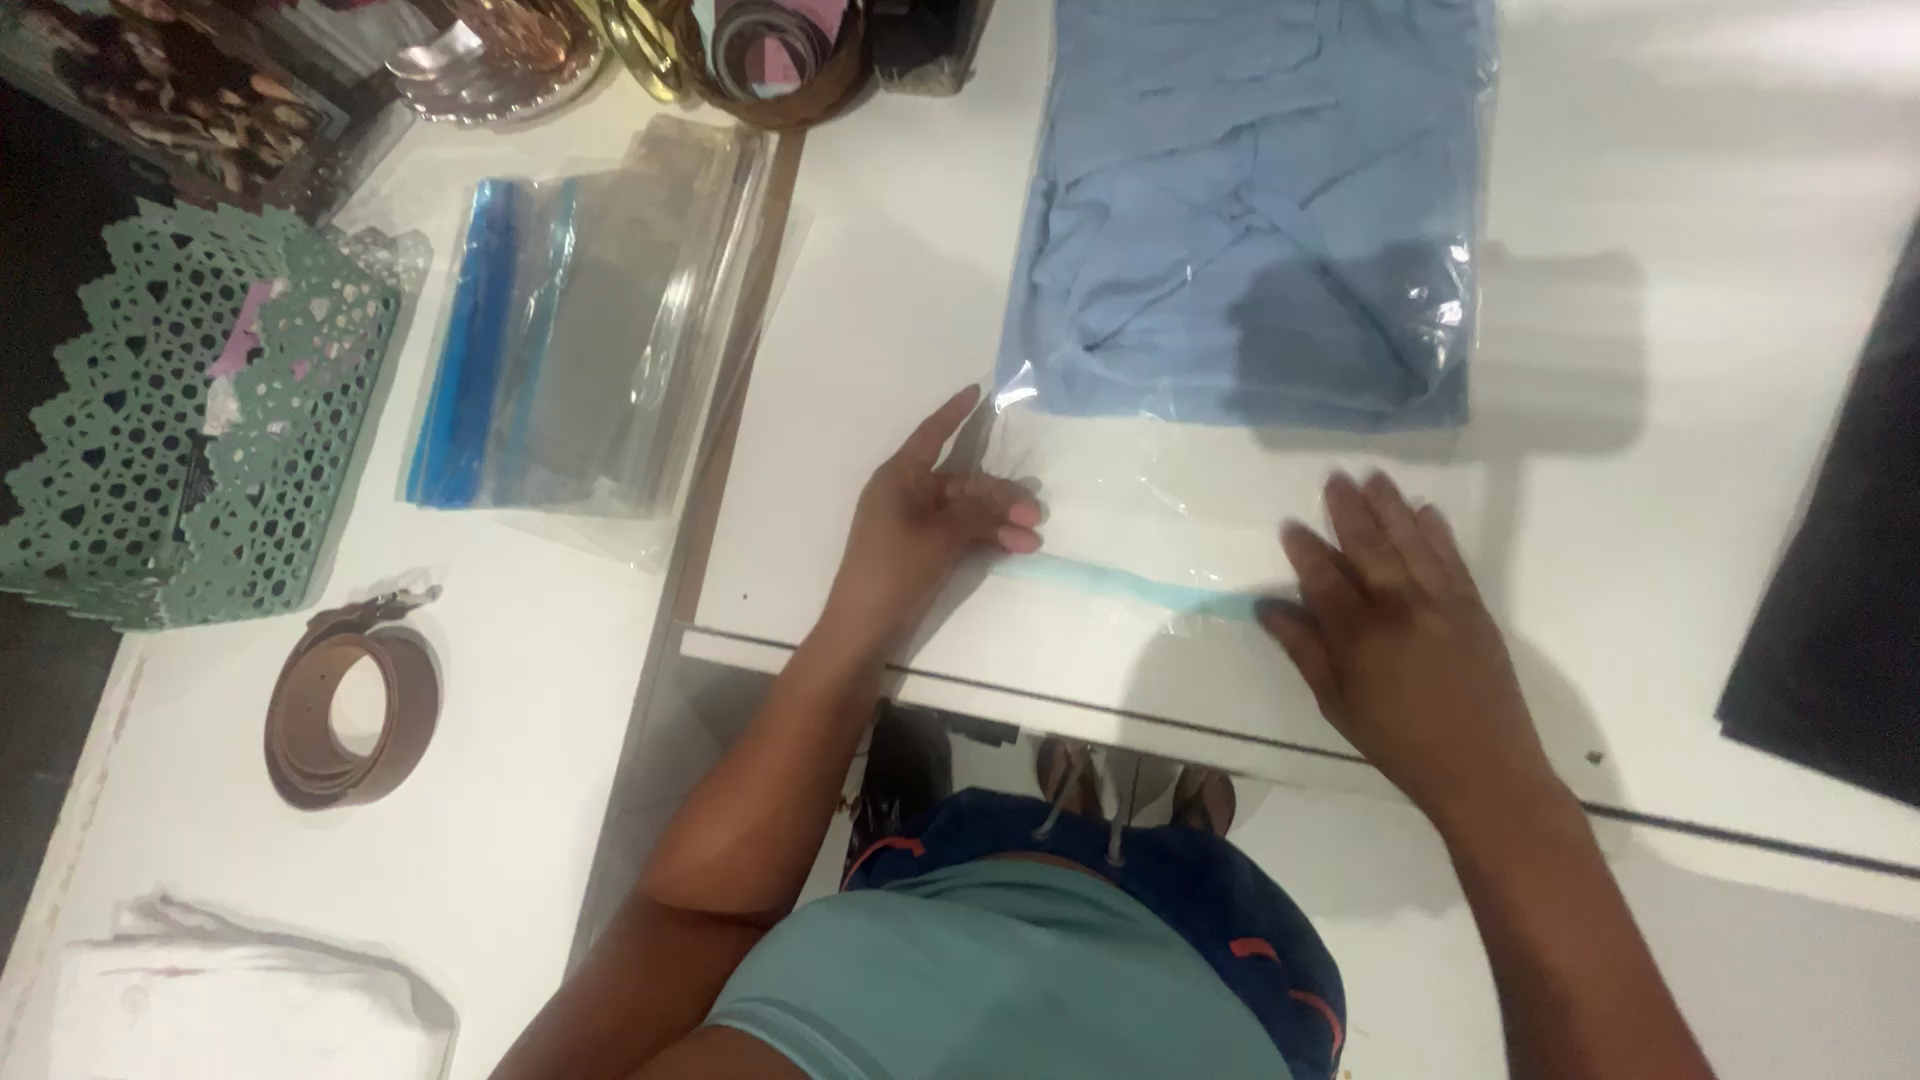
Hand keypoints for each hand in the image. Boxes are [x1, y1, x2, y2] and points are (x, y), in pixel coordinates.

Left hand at [818, 386, 1041, 656]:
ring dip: (997, 524)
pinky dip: (982, 539)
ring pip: (964, 511)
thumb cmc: (894, 570)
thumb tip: (1003, 496)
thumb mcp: (940, 538)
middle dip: (998, 498)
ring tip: (1031, 541)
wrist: (862, 625)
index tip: (977, 391)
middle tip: (1034, 515)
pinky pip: (957, 531)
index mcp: (899, 478)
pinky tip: (1012, 549)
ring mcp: (912, 521)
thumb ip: (975, 511)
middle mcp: (905, 493)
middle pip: (960, 482)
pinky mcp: (919, 547)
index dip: (955, 413)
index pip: (932, 435)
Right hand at [1259, 471, 1571, 835]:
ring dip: (1393, 509)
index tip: (1290, 524)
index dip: (1305, 550)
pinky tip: (1426, 512)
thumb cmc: (1398, 743)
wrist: (1485, 770)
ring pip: (1413, 546)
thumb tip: (1267, 609)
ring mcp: (1444, 607)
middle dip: (1350, 512)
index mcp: (1361, 637)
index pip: (1324, 579)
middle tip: (1335, 478)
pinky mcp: (1476, 612)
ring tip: (1375, 478)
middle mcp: (1402, 610)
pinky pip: (1453, 562)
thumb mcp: (1337, 703)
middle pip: (1370, 549)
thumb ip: (1304, 650)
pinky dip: (1439, 534)